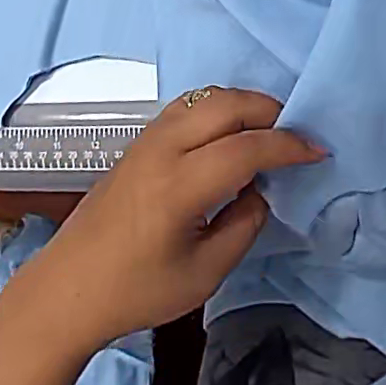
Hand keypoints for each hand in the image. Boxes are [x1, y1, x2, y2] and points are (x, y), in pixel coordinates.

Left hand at [0, 88, 322, 384]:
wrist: (69, 286)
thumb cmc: (136, 288)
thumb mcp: (202, 274)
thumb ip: (243, 226)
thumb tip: (260, 189)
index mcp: (179, 185)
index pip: (245, 147)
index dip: (287, 145)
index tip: (317, 151)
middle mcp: (163, 148)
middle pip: (226, 104)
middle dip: (268, 110)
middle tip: (295, 132)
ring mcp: (148, 137)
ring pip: (205, 96)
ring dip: (242, 103)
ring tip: (267, 127)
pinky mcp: (140, 138)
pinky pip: (187, 104)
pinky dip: (217, 105)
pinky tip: (228, 127)